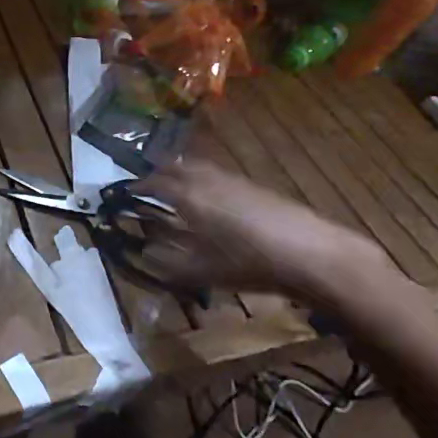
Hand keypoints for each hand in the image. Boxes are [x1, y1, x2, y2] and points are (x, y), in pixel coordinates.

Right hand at [131, 160, 395, 303]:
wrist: (314, 254)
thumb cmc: (251, 264)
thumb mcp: (204, 271)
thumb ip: (170, 262)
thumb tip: (146, 253)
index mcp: (188, 196)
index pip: (153, 183)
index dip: (136, 187)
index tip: (124, 193)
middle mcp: (206, 180)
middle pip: (174, 166)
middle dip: (157, 173)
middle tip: (146, 186)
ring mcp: (232, 180)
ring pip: (197, 167)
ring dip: (180, 173)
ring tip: (174, 188)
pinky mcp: (254, 186)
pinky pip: (216, 174)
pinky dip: (201, 179)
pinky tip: (208, 199)